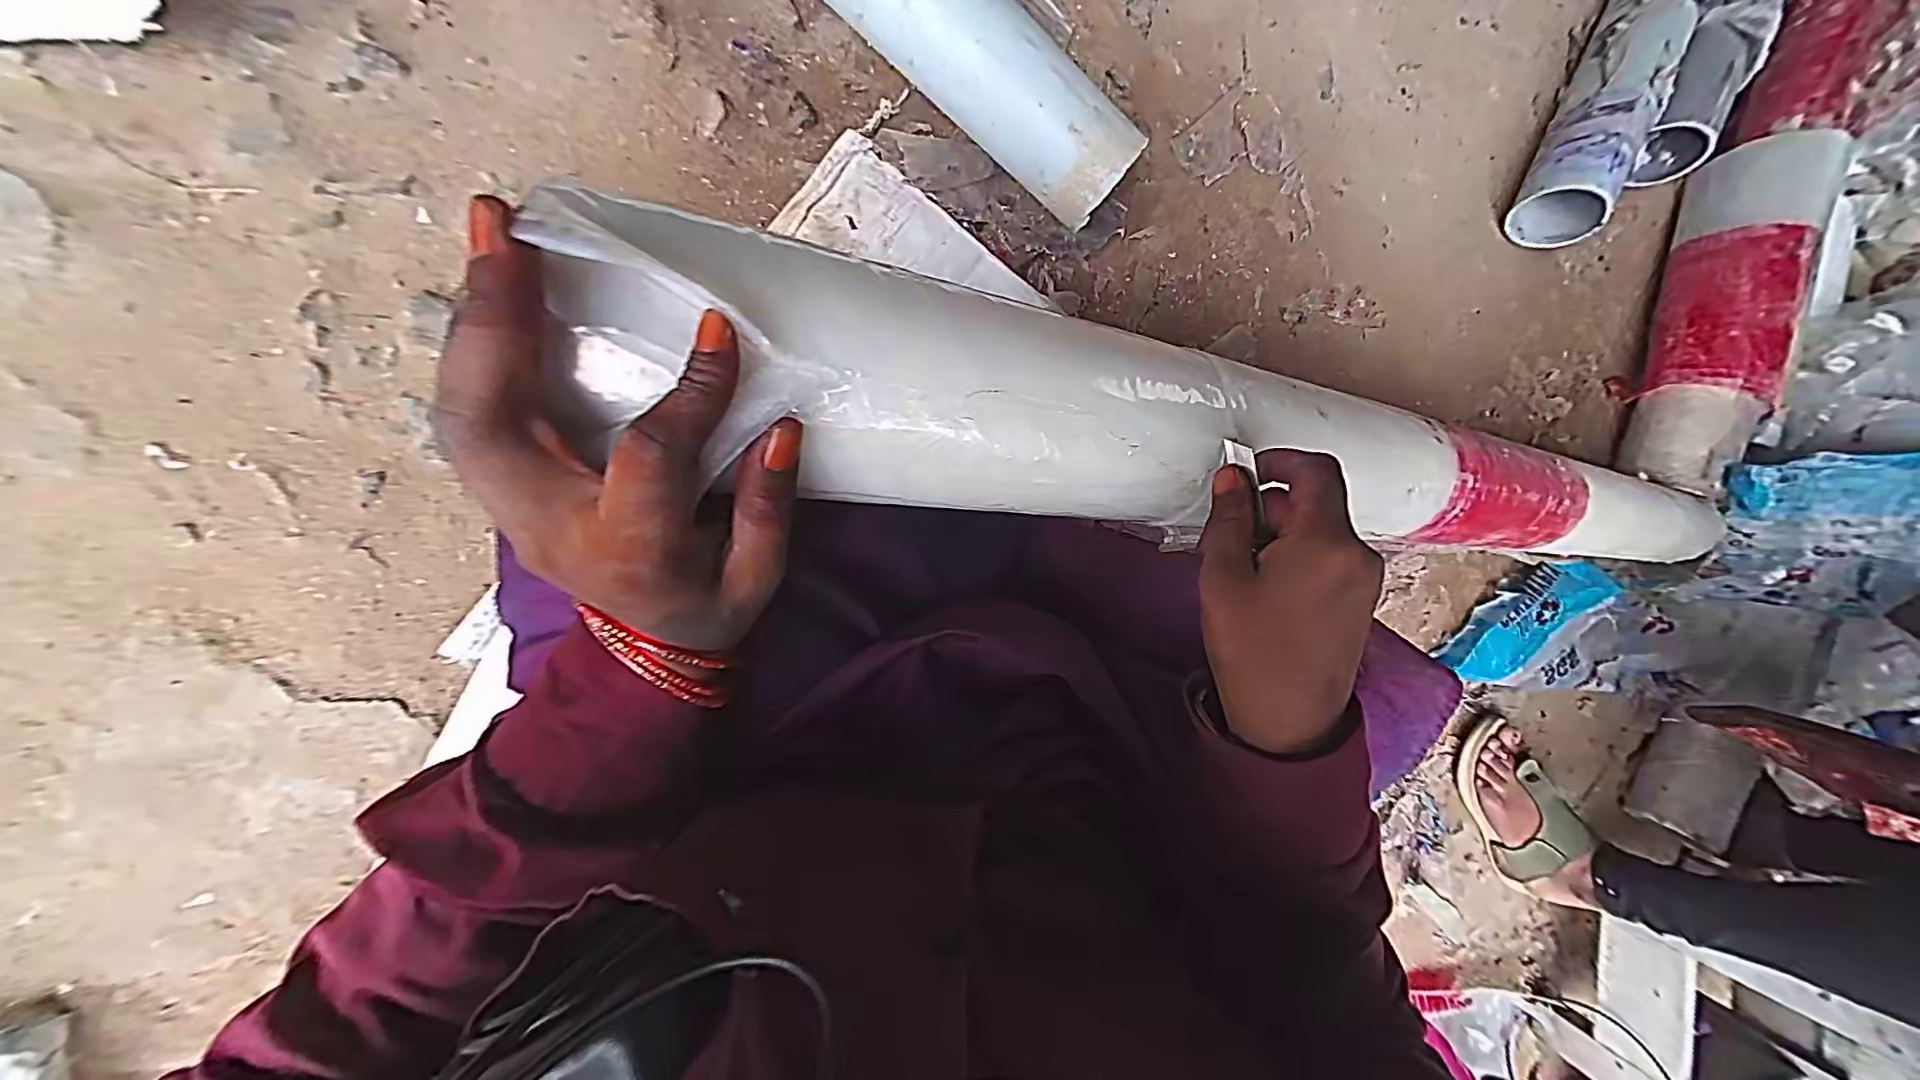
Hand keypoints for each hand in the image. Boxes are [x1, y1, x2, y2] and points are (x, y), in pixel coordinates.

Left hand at [434, 195, 803, 651]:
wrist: (647, 654)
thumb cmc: (704, 612)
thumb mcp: (755, 578)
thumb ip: (767, 508)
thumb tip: (780, 428)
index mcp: (628, 548)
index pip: (651, 455)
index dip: (690, 391)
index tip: (719, 334)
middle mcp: (551, 524)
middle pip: (494, 420)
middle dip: (498, 315)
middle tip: (507, 231)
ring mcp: (515, 509)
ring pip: (464, 408)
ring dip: (475, 317)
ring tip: (492, 238)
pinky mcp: (507, 492)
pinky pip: (475, 413)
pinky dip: (480, 347)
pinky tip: (500, 294)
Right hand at [1197, 450, 1382, 753]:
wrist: (1289, 719)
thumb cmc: (1251, 648)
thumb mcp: (1223, 577)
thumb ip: (1228, 520)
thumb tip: (1233, 478)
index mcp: (1327, 541)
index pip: (1316, 470)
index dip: (1280, 460)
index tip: (1246, 472)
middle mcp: (1357, 552)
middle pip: (1315, 502)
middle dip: (1269, 506)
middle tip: (1226, 537)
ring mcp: (1364, 577)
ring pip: (1319, 530)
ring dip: (1279, 533)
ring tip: (1240, 569)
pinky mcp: (1359, 599)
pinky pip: (1327, 556)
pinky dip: (1295, 554)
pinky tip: (1263, 586)